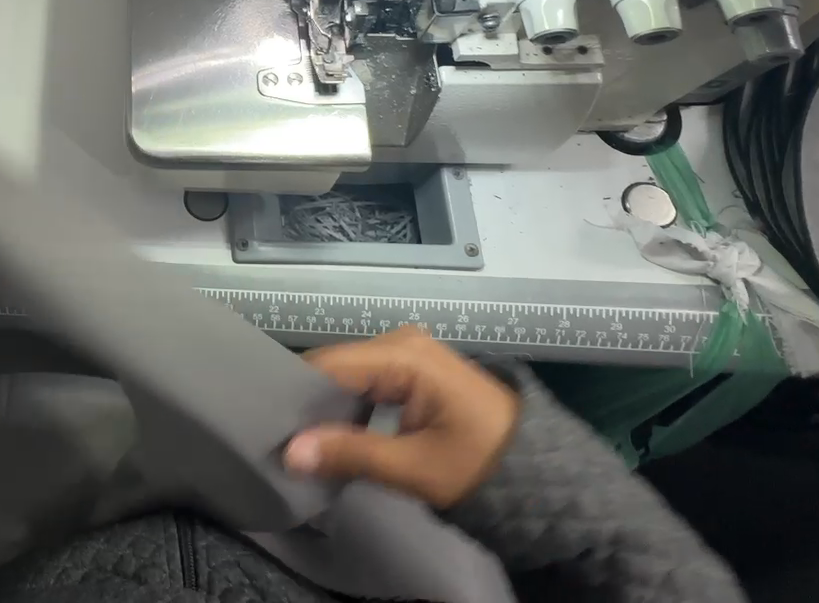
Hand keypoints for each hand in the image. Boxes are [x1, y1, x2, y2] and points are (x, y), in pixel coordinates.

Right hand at [283, 327, 518, 507]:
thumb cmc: (482, 467)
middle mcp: (401, 341)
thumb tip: (289, 452)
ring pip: (349, 375)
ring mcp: (408, 352)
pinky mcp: (413, 370)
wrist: (546, 478)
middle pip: (337, 367)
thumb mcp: (415, 469)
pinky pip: (367, 380)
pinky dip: (350, 405)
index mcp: (403, 354)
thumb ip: (350, 454)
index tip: (273, 428)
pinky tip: (336, 431)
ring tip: (304, 438)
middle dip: (313, 402)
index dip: (299, 395)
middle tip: (285, 439)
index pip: (330, 365)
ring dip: (330, 406)